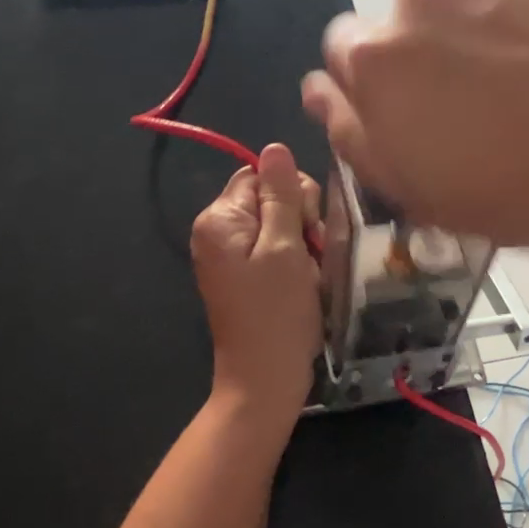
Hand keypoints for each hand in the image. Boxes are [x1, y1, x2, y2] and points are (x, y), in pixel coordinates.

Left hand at [191, 144, 321, 414]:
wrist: (265, 378)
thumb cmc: (278, 314)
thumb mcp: (285, 249)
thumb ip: (282, 196)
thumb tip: (275, 148)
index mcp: (219, 219)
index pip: (261, 175)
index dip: (292, 195)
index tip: (308, 230)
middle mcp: (217, 232)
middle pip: (270, 199)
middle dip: (300, 223)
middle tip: (311, 257)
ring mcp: (230, 258)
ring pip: (280, 227)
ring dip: (304, 246)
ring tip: (310, 277)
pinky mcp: (245, 279)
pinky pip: (276, 253)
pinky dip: (296, 265)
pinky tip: (304, 287)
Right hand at [302, 0, 528, 244]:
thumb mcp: (442, 202)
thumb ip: (366, 146)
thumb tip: (322, 94)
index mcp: (378, 71)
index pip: (347, 58)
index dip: (389, 89)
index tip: (433, 111)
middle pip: (407, 19)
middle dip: (436, 51)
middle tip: (501, 92)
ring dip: (488, 14)